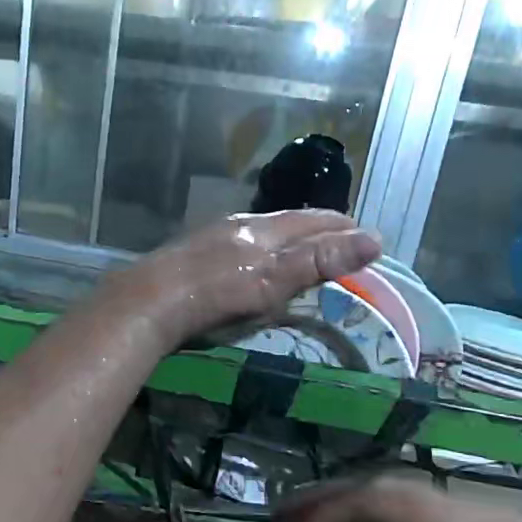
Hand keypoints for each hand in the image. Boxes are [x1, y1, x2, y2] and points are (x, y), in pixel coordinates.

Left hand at [96, 211, 381, 349]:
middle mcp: (237, 224)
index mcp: (261, 228)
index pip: (312, 219)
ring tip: (302, 249)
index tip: (365, 235)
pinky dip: (260, 249)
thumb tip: (372, 239)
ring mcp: (211, 236)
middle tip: (339, 240)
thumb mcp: (273, 281)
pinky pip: (238, 243)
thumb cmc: (217, 295)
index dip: (341, 227)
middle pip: (286, 222)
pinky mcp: (192, 254)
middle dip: (315, 229)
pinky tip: (251, 262)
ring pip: (259, 231)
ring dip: (286, 238)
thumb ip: (318, 261)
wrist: (148, 301)